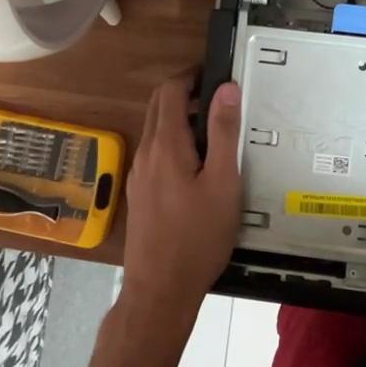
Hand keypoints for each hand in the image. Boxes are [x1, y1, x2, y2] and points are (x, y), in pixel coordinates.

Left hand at [120, 74, 242, 312]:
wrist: (160, 291)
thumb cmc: (198, 237)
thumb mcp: (223, 182)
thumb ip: (223, 133)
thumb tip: (227, 88)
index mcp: (166, 146)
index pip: (170, 90)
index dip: (191, 76)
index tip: (217, 76)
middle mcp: (146, 154)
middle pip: (158, 106)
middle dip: (185, 93)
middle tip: (219, 100)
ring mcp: (139, 175)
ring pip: (155, 130)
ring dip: (180, 118)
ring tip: (215, 132)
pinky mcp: (140, 194)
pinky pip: (155, 153)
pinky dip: (174, 142)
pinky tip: (197, 166)